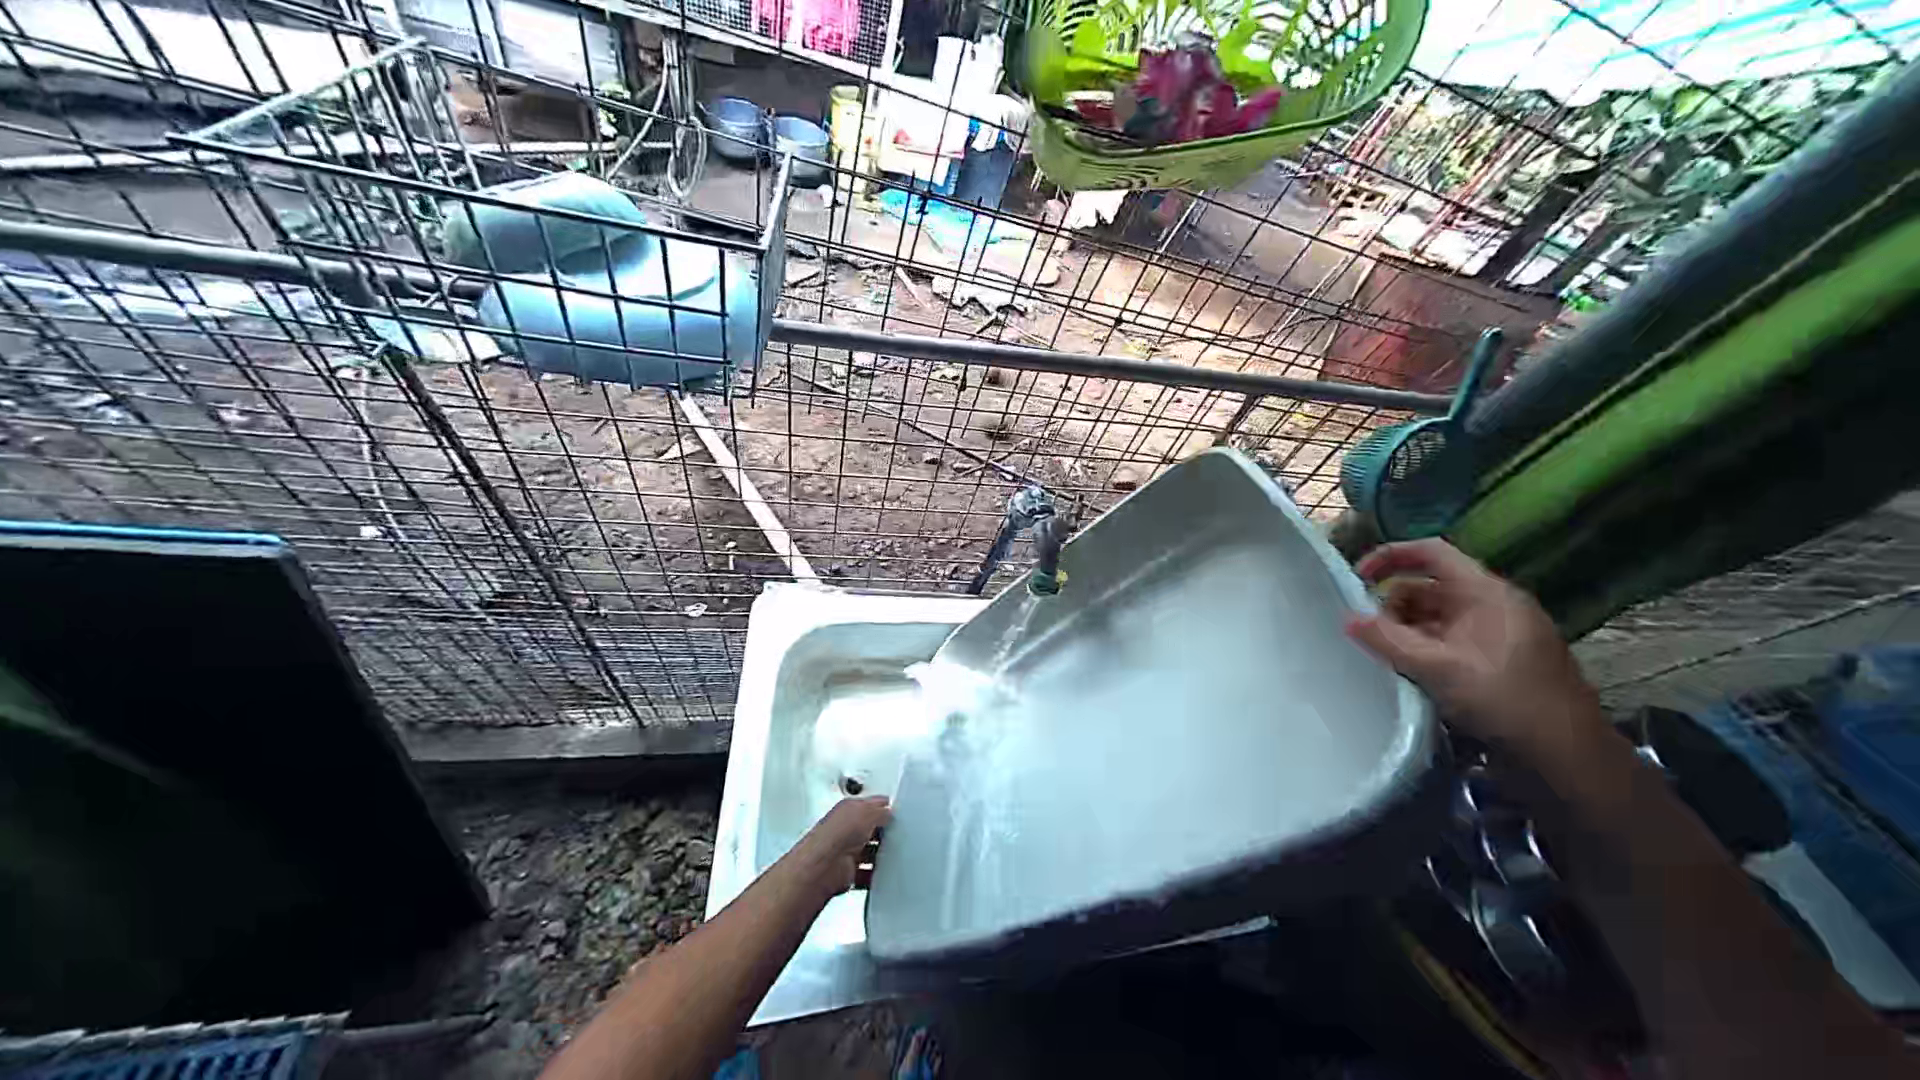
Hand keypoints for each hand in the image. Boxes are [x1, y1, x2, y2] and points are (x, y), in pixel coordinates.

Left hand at [785, 796, 889, 895]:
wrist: (824, 866)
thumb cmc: (837, 834)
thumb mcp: (869, 813)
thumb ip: (882, 811)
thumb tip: (889, 813)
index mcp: (848, 809)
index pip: (870, 805)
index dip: (884, 808)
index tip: (897, 813)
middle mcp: (845, 829)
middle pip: (870, 829)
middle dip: (884, 833)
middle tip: (897, 835)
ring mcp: (846, 851)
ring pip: (869, 852)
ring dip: (880, 855)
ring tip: (892, 854)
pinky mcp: (847, 872)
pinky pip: (865, 873)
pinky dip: (874, 874)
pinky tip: (881, 872)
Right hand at [1343, 539, 1603, 765]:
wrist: (1567, 756)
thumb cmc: (1505, 700)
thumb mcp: (1437, 668)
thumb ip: (1387, 640)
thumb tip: (1348, 618)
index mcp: (1486, 593)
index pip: (1431, 552)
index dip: (1389, 556)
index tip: (1356, 579)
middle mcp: (1493, 605)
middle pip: (1428, 586)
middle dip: (1392, 605)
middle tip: (1369, 634)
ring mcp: (1497, 633)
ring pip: (1435, 615)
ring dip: (1405, 630)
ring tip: (1386, 657)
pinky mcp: (1497, 659)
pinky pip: (1448, 638)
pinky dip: (1422, 647)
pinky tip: (1408, 671)